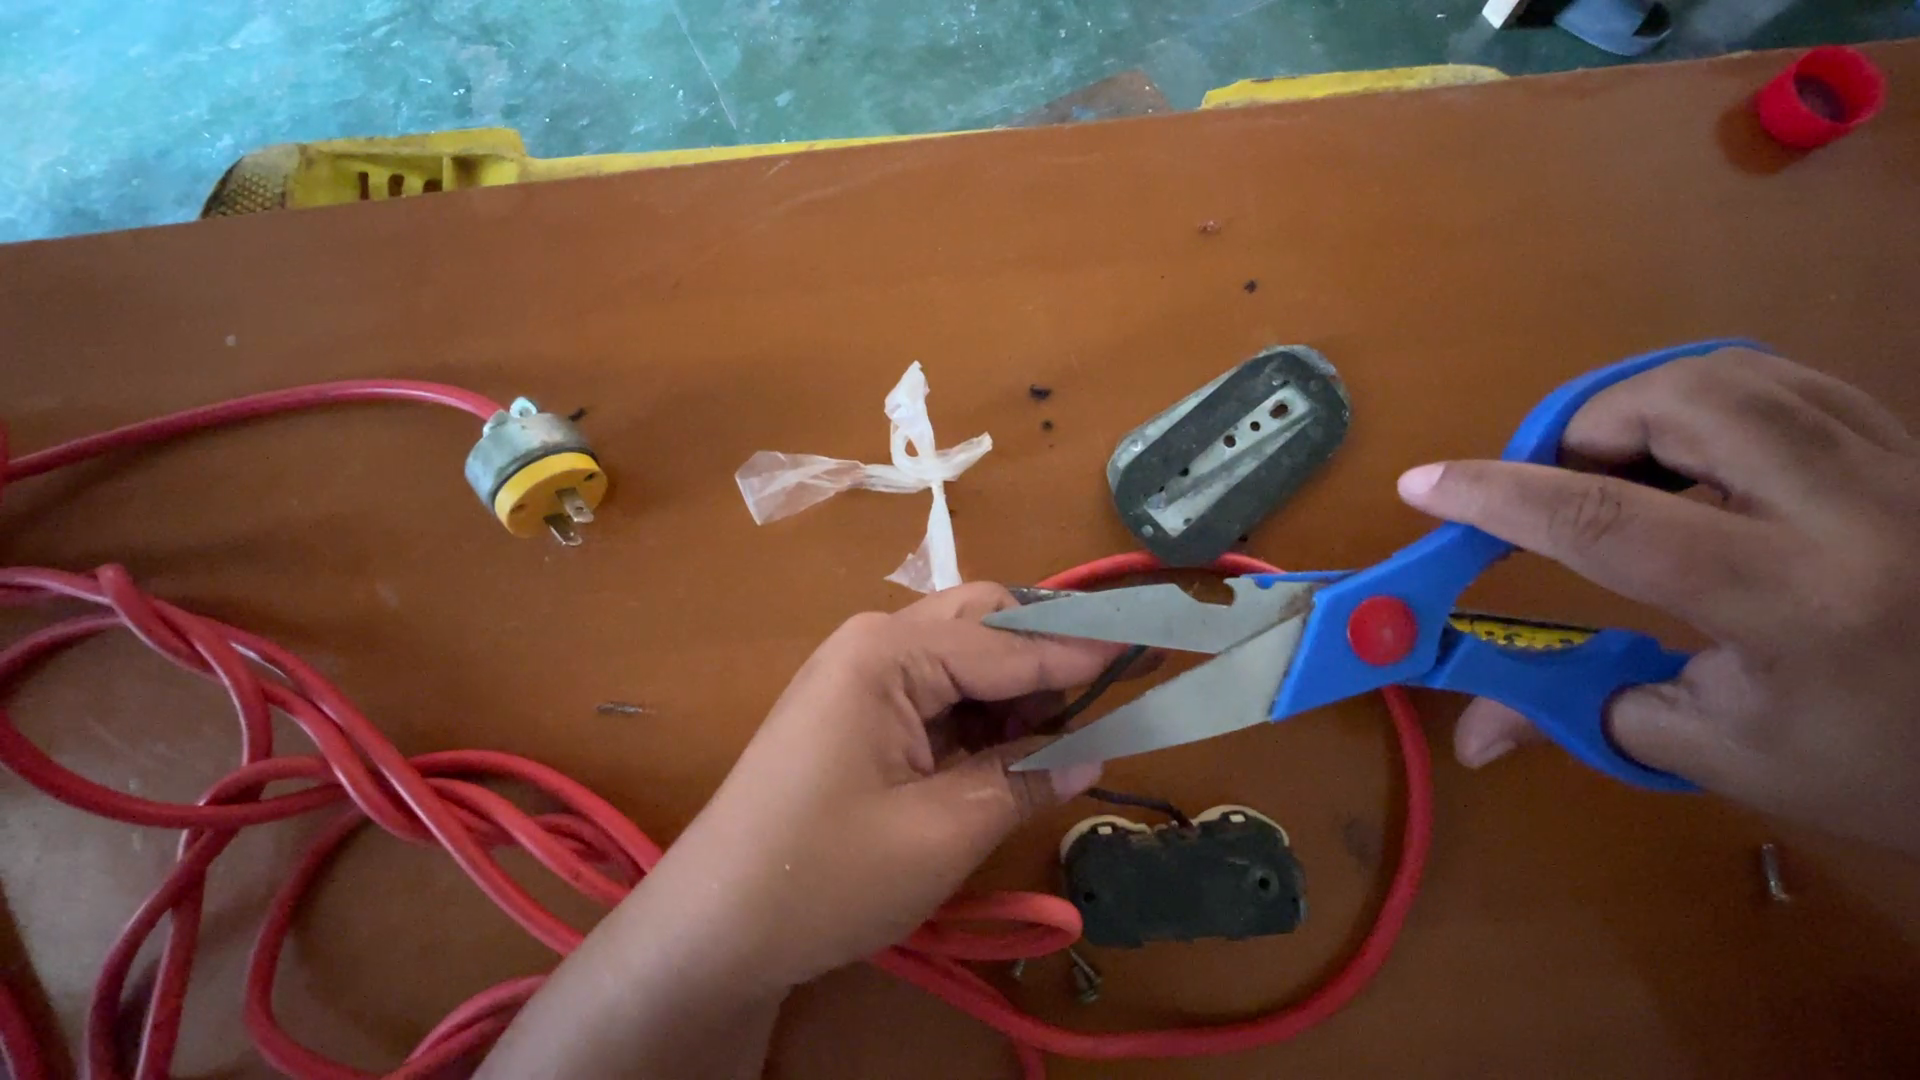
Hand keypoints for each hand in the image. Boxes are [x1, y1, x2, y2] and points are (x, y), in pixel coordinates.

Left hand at [478, 583, 1120, 1078]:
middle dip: (1045, 648)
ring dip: (1014, 681)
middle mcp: (873, 641)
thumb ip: (1024, 780)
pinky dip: (979, 708)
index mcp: (888, 652)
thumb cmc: (824, 876)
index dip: (1084, 649)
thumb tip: (1092, 750)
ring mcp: (858, 671)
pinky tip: (1007, 745)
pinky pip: (934, 687)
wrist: (712, 925)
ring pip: (961, 652)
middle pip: (981, 621)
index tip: (1150, 642)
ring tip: (1061, 729)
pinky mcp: (853, 706)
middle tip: (1105, 688)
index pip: (1009, 641)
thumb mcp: (942, 832)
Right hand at [1396, 347, 1919, 854]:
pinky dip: (1703, 406)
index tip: (1421, 485)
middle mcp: (1856, 511)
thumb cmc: (1888, 764)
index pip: (1607, 519)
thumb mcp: (1717, 751)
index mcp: (1792, 601)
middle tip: (1557, 486)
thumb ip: (1575, 712)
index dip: (1496, 496)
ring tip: (1618, 475)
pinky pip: (1785, 384)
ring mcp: (1905, 465)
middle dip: (1583, 429)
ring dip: (1638, 410)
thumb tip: (1466, 736)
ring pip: (1735, 374)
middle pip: (1683, 400)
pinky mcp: (1918, 448)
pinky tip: (1689, 464)